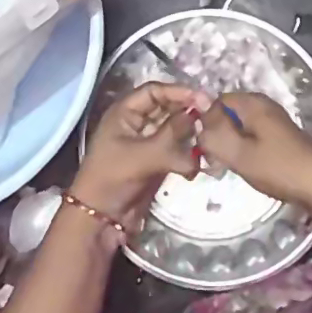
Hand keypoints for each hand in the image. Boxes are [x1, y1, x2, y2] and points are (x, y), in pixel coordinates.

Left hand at [72, 83, 204, 227]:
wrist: (101, 220)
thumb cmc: (114, 178)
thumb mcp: (143, 154)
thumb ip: (172, 133)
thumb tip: (197, 113)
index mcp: (125, 113)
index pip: (155, 91)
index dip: (179, 92)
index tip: (203, 99)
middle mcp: (136, 123)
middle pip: (167, 108)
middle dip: (188, 112)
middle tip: (210, 117)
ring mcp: (146, 143)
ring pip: (174, 129)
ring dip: (190, 134)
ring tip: (207, 139)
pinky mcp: (155, 162)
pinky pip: (176, 150)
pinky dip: (187, 154)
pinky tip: (199, 160)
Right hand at [198, 92, 311, 212]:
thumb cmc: (278, 168)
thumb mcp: (239, 153)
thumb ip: (214, 134)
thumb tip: (197, 115)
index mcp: (253, 103)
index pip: (216, 101)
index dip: (204, 121)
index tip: (201, 145)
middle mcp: (262, 105)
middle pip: (227, 112)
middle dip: (216, 133)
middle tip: (212, 160)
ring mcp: (272, 119)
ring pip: (238, 125)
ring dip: (228, 143)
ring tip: (224, 166)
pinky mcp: (277, 134)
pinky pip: (251, 134)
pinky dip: (242, 147)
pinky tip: (242, 166)